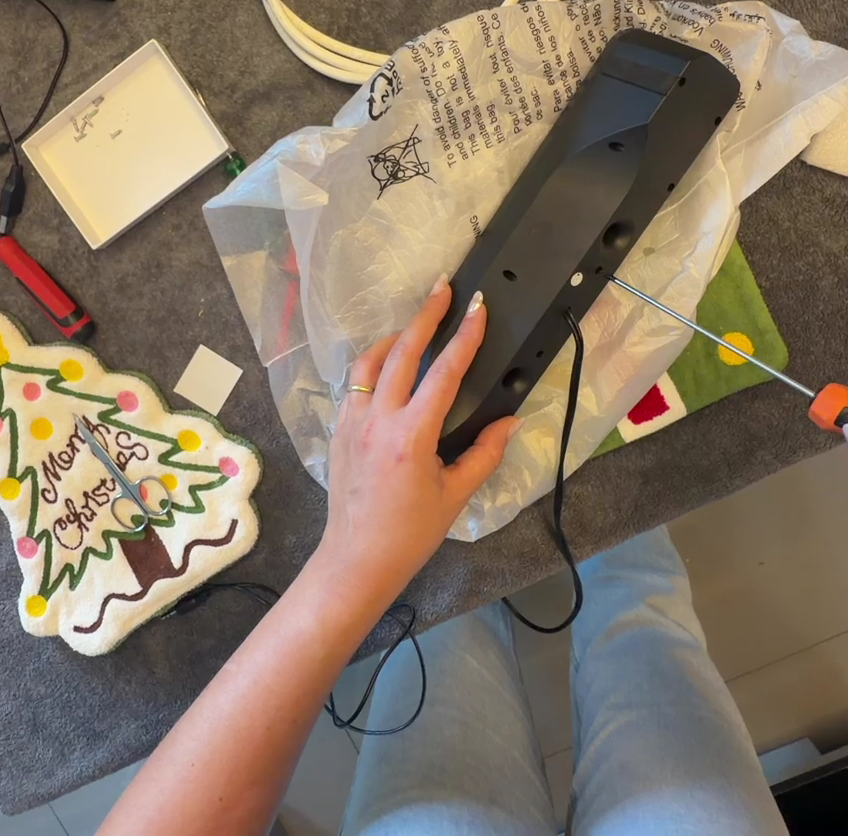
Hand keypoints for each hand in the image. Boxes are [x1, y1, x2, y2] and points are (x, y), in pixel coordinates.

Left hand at [311, 275, 518, 607]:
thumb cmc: (410, 533)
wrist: (356, 558)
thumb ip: (485, 453)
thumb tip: (510, 420)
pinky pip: (355, 383)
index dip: (465, 336)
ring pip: (370, 361)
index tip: (478, 306)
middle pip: (402, 351)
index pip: (443, 372)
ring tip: (416, 327)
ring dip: (395, 337)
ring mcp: (351, 420)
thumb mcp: (455, 495)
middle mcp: (376, 418)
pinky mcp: (337, 427)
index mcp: (411, 435)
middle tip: (443, 288)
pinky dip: (374, 365)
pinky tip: (388, 367)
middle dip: (426, 315)